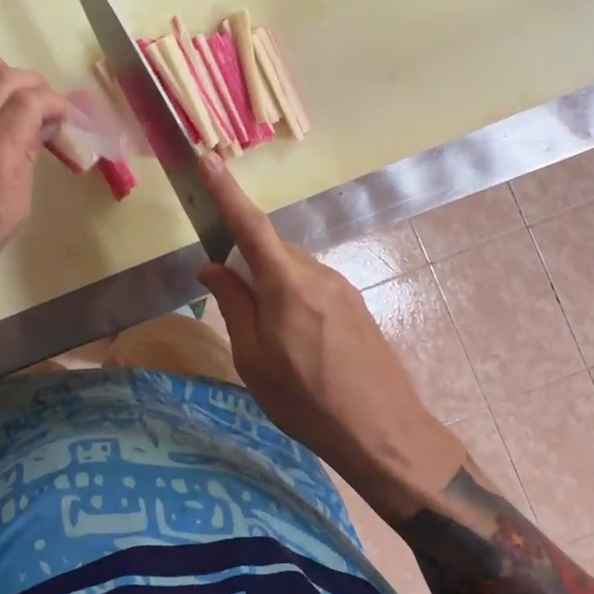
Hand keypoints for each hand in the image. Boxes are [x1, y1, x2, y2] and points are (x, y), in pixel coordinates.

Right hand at [194, 153, 466, 521]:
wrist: (386, 434)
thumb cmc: (307, 404)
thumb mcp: (253, 361)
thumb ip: (232, 305)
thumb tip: (211, 266)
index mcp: (286, 287)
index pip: (248, 227)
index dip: (225, 192)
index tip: (207, 159)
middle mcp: (316, 275)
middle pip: (267, 249)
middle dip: (242, 264)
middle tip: (231, 310)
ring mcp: (340, 286)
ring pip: (287, 267)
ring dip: (266, 285)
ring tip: (268, 340)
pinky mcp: (353, 302)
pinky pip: (307, 283)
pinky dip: (287, 296)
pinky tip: (293, 342)